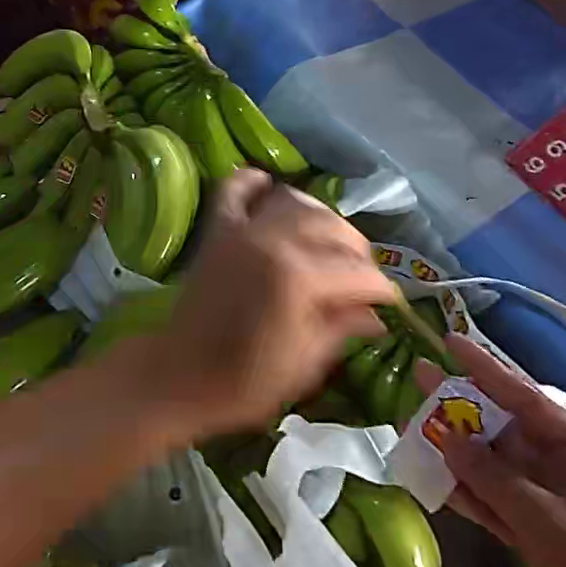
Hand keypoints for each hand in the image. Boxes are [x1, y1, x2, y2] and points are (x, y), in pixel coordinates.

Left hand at [147, 169, 394, 435]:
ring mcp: (244, 229)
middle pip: (335, 229)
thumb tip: (376, 314)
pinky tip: (271, 190)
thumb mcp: (304, 366)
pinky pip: (237, 188)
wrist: (176, 379)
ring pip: (298, 201)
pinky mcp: (219, 229)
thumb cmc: (243, 383)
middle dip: (358, 253)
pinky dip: (256, 183)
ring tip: (327, 244)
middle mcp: (275, 240)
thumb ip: (342, 328)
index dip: (381, 289)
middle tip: (361, 278)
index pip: (359, 272)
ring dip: (321, 218)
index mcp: (299, 278)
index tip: (389, 304)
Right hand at [416, 338, 565, 566]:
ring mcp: (555, 514)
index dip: (491, 372)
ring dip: (458, 453)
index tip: (454, 343)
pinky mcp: (540, 548)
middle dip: (467, 408)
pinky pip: (497, 510)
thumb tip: (451, 439)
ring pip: (498, 473)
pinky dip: (468, 497)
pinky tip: (436, 480)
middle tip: (421, 378)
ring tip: (414, 427)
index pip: (536, 405)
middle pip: (511, 434)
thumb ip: (504, 486)